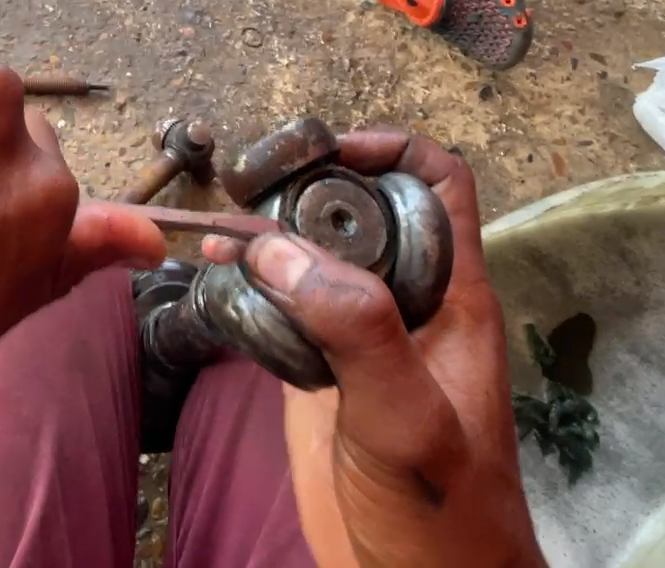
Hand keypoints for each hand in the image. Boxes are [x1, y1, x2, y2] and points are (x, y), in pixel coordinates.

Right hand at [203, 130, 543, 567]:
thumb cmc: (441, 516)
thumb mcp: (408, 418)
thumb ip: (356, 328)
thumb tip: (274, 247)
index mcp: (451, 291)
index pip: (439, 180)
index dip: (389, 148)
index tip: (324, 153)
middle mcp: (404, 294)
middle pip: (361, 204)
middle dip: (308, 185)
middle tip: (251, 187)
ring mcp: (357, 327)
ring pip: (315, 248)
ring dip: (269, 229)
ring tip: (223, 227)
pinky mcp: (316, 360)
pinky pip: (282, 298)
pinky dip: (248, 276)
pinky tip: (213, 272)